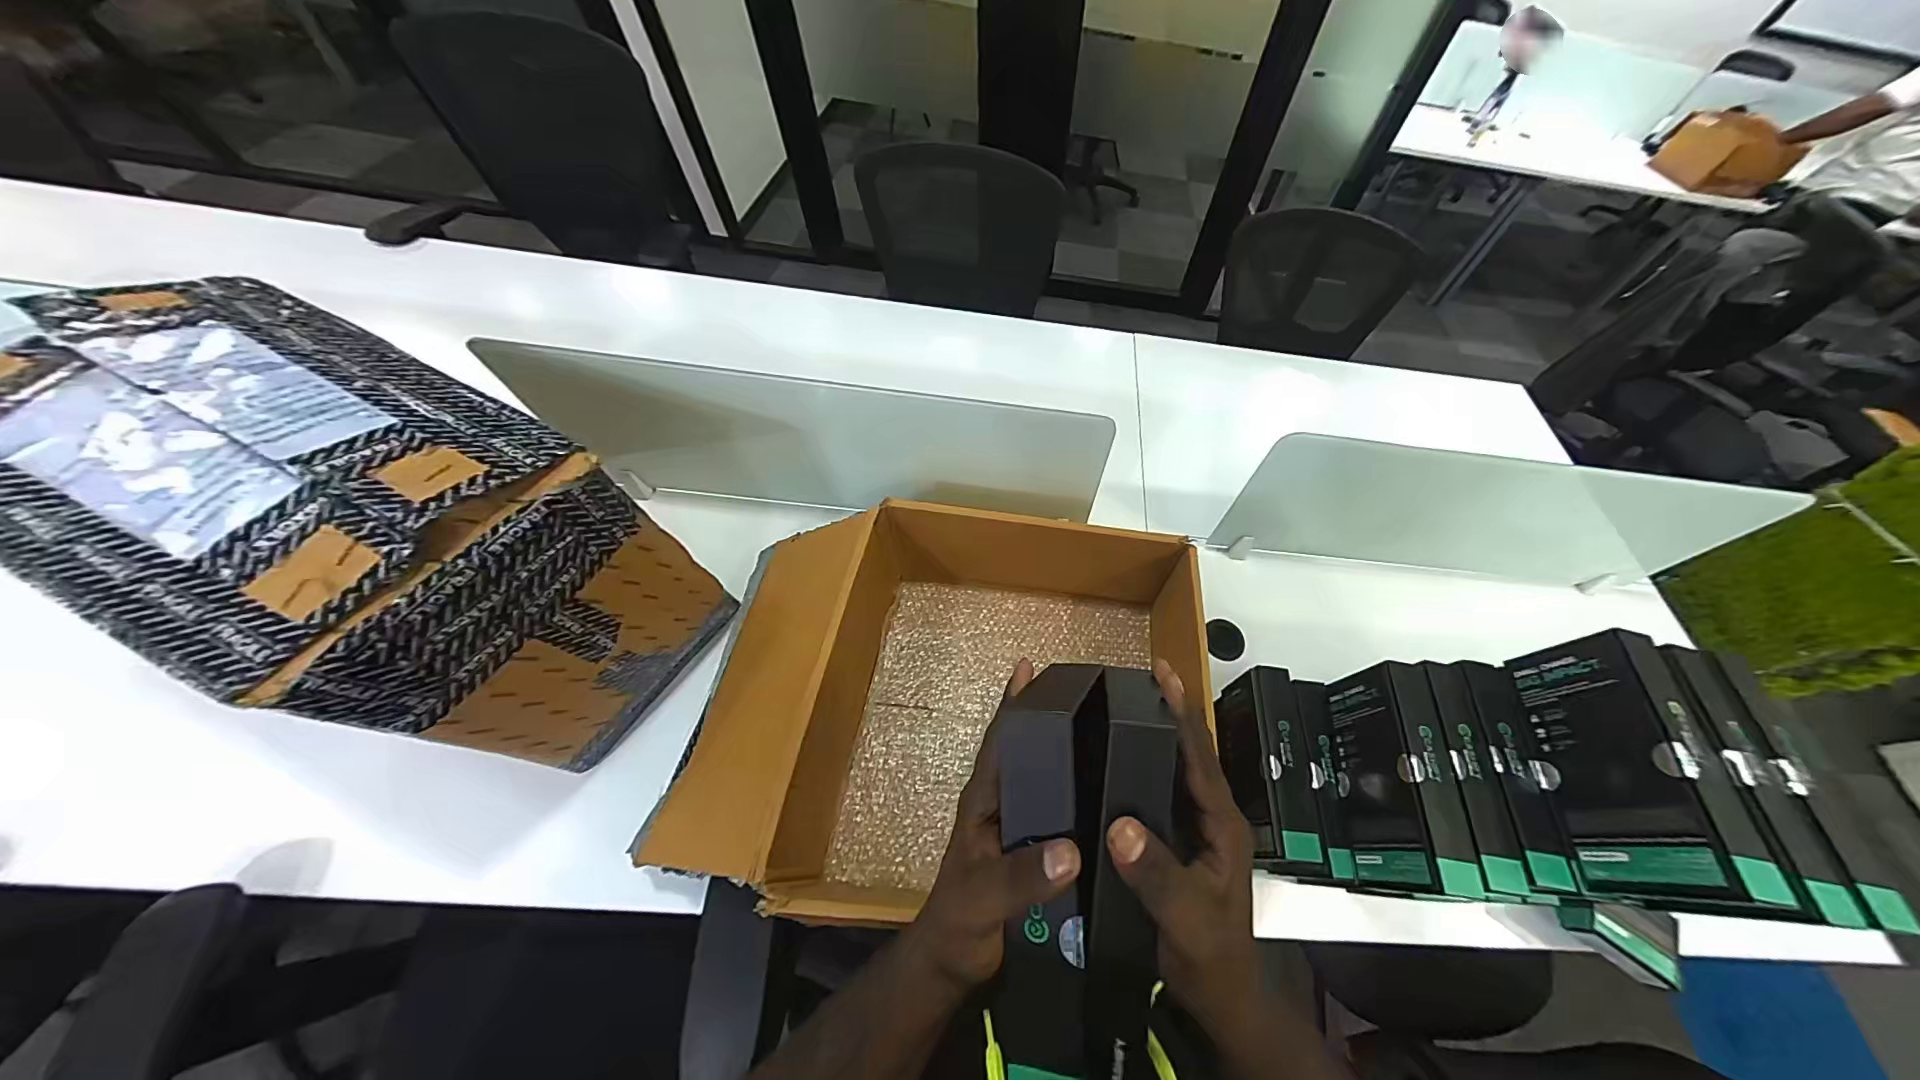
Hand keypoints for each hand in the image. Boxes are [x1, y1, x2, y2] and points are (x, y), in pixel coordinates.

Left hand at [903, 659, 1081, 994]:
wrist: (953, 963)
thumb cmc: (958, 923)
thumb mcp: (985, 898)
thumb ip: (1020, 877)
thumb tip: (1070, 849)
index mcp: (982, 802)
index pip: (998, 743)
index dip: (1012, 705)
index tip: (1028, 667)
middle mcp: (999, 804)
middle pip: (1021, 750)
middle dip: (1043, 715)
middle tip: (1080, 687)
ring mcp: (1015, 827)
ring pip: (1039, 778)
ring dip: (1060, 750)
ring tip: (1097, 724)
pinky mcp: (1030, 849)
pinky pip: (1055, 810)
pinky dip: (1073, 791)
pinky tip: (1099, 789)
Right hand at [1106, 660, 1263, 1036]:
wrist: (1217, 994)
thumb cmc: (1210, 956)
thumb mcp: (1185, 917)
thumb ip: (1157, 874)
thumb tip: (1120, 824)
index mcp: (1222, 824)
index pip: (1200, 758)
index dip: (1182, 714)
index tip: (1164, 674)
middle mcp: (1210, 817)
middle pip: (1189, 753)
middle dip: (1169, 711)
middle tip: (1140, 676)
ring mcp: (1194, 829)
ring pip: (1173, 770)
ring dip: (1155, 734)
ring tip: (1125, 703)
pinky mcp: (1175, 841)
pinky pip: (1156, 793)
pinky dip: (1140, 766)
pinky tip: (1114, 757)